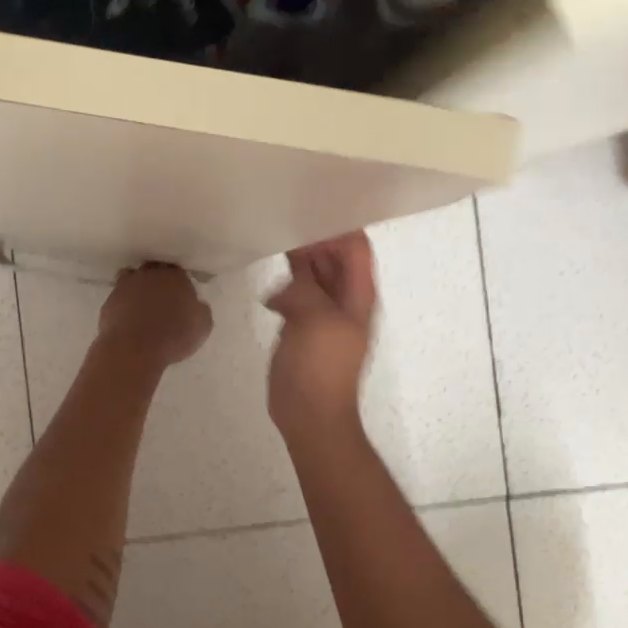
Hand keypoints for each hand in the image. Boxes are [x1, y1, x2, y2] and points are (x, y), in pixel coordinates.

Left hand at [97, 264, 213, 370]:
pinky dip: (122, 305)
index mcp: (174, 276)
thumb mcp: (202, 325)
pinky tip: (127, 319)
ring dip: (136, 288)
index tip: (180, 295)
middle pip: (153, 270)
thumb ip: (200, 309)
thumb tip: (196, 304)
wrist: (134, 348)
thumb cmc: (174, 335)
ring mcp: (125, 286)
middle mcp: (148, 274)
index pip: (177, 270)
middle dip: (156, 280)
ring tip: (141, 305)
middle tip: (161, 298)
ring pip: (131, 278)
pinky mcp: (108, 302)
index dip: (178, 282)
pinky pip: (118, 298)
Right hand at [266, 232, 376, 436]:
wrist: (311, 414)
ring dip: (299, 259)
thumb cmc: (321, 368)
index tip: (309, 212)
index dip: (338, 228)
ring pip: (315, 275)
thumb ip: (305, 289)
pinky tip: (269, 286)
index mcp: (358, 296)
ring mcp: (323, 315)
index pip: (355, 248)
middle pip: (335, 258)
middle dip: (315, 238)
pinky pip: (298, 296)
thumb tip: (285, 288)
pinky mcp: (302, 328)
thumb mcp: (316, 320)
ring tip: (273, 240)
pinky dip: (286, 284)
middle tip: (283, 219)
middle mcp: (344, 300)